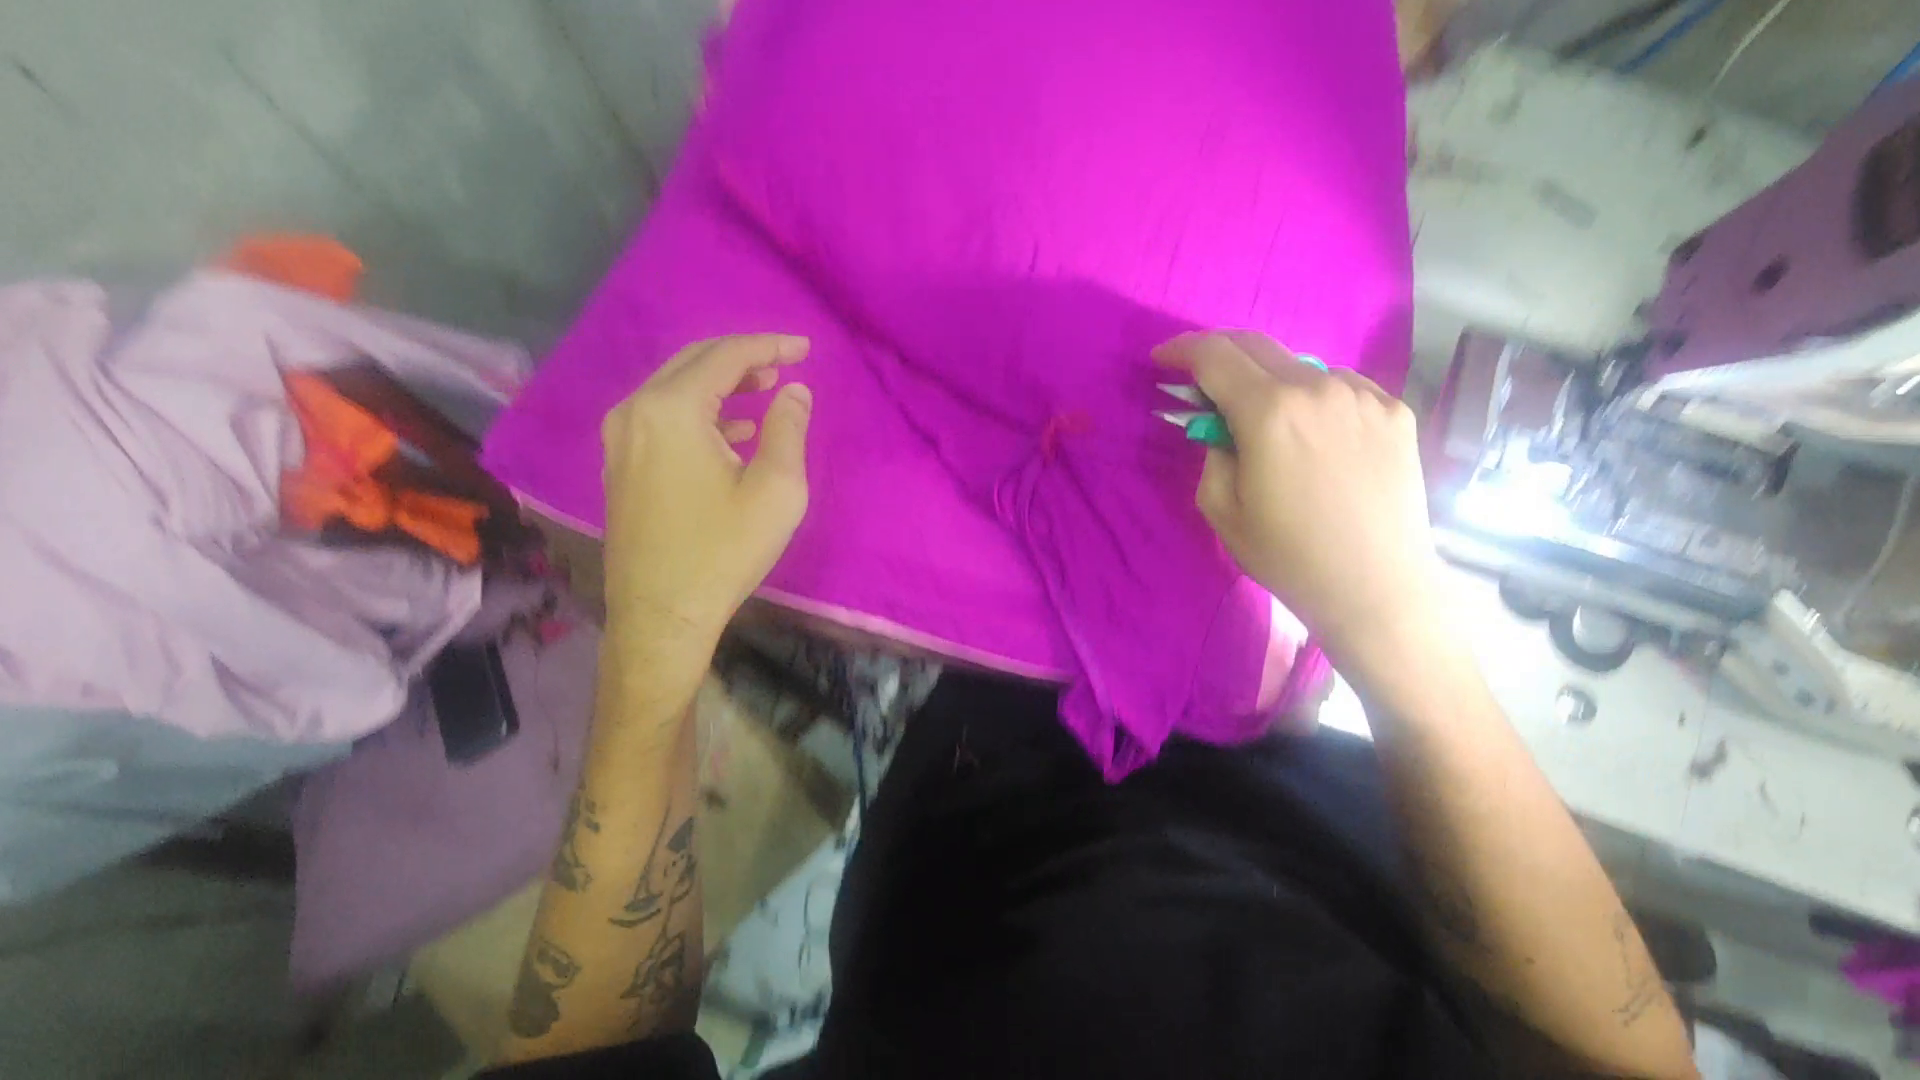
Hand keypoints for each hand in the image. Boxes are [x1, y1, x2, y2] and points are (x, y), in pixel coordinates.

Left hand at [602, 334, 812, 642]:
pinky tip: (731, 432)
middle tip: (784, 366)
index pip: (725, 355)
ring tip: (763, 393)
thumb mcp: (776, 489)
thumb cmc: (723, 552)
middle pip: (693, 362)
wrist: (661, 614)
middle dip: (742, 358)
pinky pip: (661, 416)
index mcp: (671, 409)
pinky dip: (698, 412)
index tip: (805, 349)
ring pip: (674, 388)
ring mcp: (619, 438)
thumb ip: (789, 428)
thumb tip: (794, 391)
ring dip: (720, 385)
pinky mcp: (618, 464)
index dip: (769, 346)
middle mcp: (635, 411)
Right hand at [1153, 331, 1444, 664]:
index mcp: (1269, 411)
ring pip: (1302, 367)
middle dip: (1220, 353)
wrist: (1377, 587)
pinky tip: (1315, 435)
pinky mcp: (1395, 411)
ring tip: (1266, 419)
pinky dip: (1315, 398)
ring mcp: (1364, 395)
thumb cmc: (1289, 556)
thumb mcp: (1222, 509)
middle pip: (1257, 345)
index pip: (1215, 355)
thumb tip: (1222, 428)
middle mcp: (1318, 387)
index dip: (1182, 350)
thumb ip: (1212, 453)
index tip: (1163, 359)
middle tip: (1201, 378)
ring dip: (1271, 380)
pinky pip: (1342, 388)